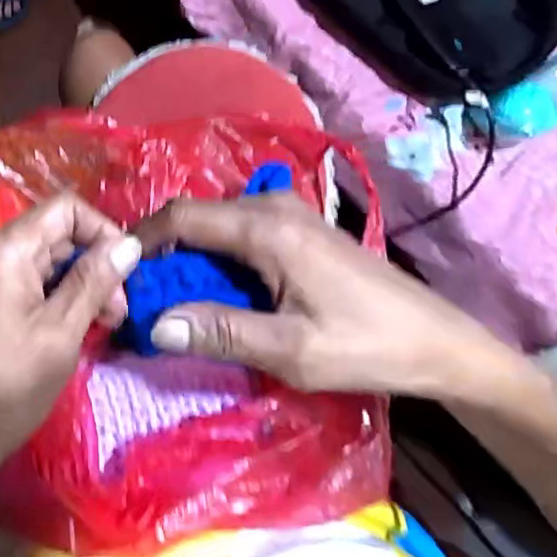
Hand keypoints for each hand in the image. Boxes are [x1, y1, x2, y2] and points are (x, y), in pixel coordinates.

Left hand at [0, 193, 141, 491]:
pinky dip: (58, 294)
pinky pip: (30, 278)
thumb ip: (94, 281)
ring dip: (80, 281)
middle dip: (95, 262)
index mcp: (7, 247)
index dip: (103, 230)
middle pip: (57, 232)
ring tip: (105, 322)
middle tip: (120, 310)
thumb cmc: (6, 386)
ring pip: (47, 257)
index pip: (67, 208)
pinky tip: (77, 326)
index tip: (128, 270)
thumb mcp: (60, 333)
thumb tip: (130, 244)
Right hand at [130, 192, 526, 403]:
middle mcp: (270, 206)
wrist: (437, 339)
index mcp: (264, 228)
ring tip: (169, 295)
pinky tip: (213, 287)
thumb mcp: (292, 351)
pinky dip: (213, 254)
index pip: (181, 217)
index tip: (119, 273)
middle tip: (141, 294)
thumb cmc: (367, 345)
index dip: (142, 239)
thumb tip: (155, 325)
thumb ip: (222, 332)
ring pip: (214, 221)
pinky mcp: (296, 224)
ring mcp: (285, 211)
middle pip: (195, 216)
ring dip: (187, 254)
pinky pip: (236, 229)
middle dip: (161, 251)